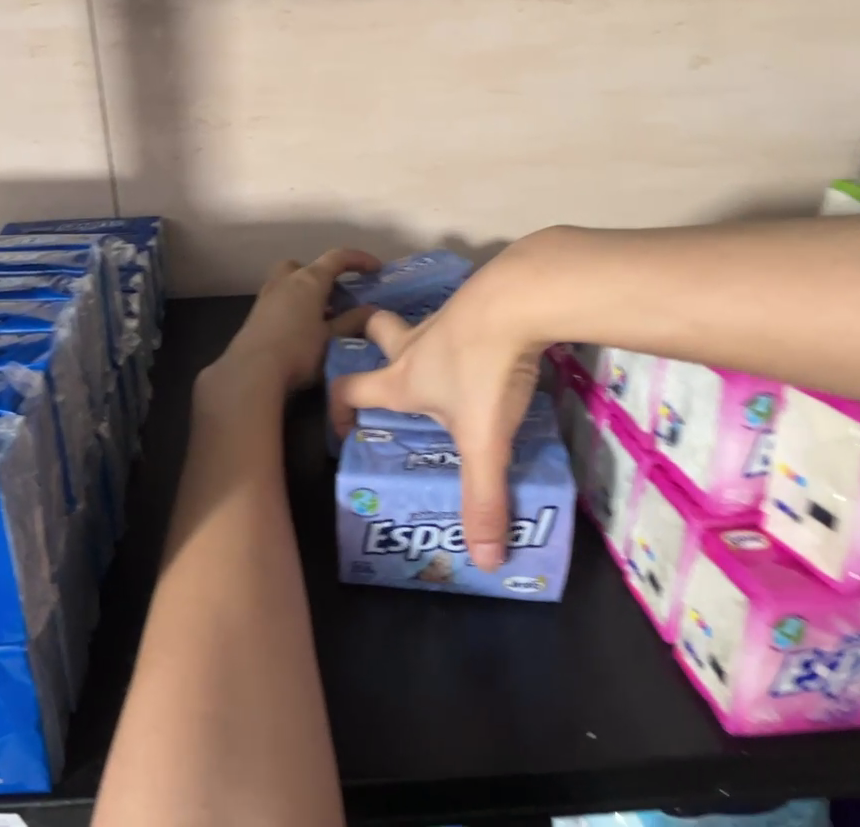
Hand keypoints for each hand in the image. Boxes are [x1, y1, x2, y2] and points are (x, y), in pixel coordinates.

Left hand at [206, 248, 381, 395]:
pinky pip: (279, 299)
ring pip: (289, 282)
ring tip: (322, 316)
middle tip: (337, 296)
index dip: (359, 259)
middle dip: (322, 275)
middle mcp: (285, 281)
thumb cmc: (298, 352)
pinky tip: (301, 330)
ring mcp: (266, 296)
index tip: (376, 269)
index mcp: (309, 281)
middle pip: (306, 267)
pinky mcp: (255, 315)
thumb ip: (353, 321)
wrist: (251, 372)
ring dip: (306, 292)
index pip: (337, 258)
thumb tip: (373, 310)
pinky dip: (293, 305)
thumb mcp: (333, 339)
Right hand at [328, 258, 545, 570]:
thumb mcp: (484, 440)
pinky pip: (460, 316)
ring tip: (449, 365)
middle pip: (376, 330)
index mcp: (401, 379)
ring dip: (422, 340)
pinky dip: (465, 331)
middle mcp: (414, 345)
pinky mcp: (477, 301)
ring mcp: (445, 318)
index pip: (348, 388)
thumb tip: (486, 563)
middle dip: (370, 342)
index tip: (347, 430)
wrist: (521, 296)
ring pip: (420, 325)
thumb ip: (483, 498)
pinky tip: (493, 348)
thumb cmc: (485, 369)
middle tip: (388, 366)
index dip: (338, 409)